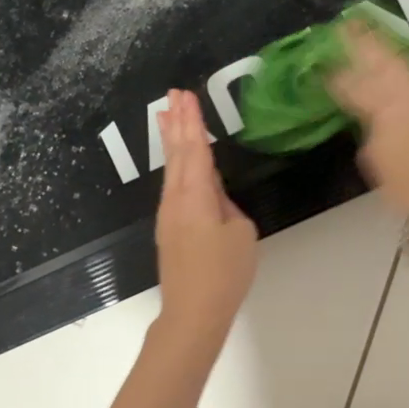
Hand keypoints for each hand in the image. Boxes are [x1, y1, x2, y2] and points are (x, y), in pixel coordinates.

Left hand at [154, 89, 258, 351]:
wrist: (192, 312)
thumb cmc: (224, 273)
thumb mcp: (241, 233)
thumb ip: (227, 206)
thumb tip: (214, 199)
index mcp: (196, 195)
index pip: (195, 149)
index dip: (193, 122)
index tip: (187, 96)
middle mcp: (176, 198)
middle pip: (177, 153)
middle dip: (177, 122)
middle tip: (173, 94)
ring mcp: (169, 214)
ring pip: (171, 168)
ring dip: (171, 140)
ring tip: (167, 115)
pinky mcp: (169, 228)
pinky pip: (172, 185)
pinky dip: (173, 163)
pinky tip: (176, 160)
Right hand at [328, 21, 408, 216]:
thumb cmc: (404, 181)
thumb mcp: (373, 152)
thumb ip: (366, 119)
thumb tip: (360, 102)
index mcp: (390, 104)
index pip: (359, 79)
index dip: (342, 65)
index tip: (327, 50)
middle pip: (386, 61)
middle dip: (366, 43)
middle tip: (350, 25)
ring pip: (405, 66)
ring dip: (386, 52)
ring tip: (372, 39)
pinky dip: (403, 69)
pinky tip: (397, 69)